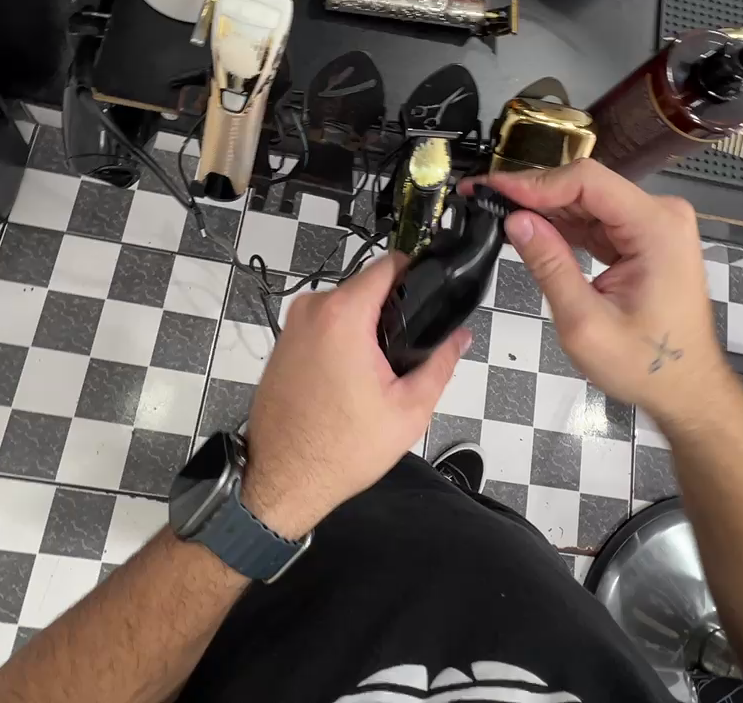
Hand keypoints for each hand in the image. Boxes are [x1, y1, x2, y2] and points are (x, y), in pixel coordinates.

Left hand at [240, 253, 469, 538]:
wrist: (282, 479)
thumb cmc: (342, 448)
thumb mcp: (409, 408)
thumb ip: (441, 362)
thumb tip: (460, 337)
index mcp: (343, 314)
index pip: (388, 264)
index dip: (416, 273)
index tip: (431, 295)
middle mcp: (312, 308)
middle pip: (367, 287)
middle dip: (391, 311)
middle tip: (406, 352)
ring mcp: (293, 324)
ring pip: (346, 307)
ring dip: (366, 328)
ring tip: (379, 373)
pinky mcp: (284, 341)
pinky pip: (324, 324)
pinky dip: (342, 340)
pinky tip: (352, 378)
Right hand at [476, 159, 724, 424]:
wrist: (686, 390)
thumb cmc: (643, 366)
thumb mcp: (585, 322)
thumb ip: (550, 266)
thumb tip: (514, 220)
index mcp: (656, 228)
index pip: (587, 182)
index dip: (534, 183)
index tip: (491, 188)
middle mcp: (659, 214)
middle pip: (585, 186)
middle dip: (532, 193)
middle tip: (483, 198)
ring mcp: (653, 224)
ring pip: (586, 200)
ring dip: (543, 208)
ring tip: (497, 211)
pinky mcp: (643, 237)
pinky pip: (595, 218)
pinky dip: (561, 224)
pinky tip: (529, 228)